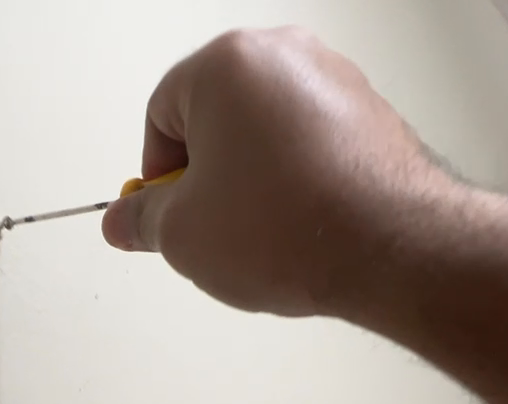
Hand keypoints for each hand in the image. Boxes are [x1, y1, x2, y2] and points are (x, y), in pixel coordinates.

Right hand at [102, 27, 455, 318]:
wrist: (387, 246)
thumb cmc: (275, 230)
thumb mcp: (182, 235)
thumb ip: (141, 222)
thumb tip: (120, 221)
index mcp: (225, 64)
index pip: (160, 115)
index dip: (157, 177)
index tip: (173, 221)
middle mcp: (283, 53)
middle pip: (213, 119)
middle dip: (203, 177)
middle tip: (213, 232)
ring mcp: (333, 78)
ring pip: (261, 134)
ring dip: (246, 182)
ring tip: (261, 235)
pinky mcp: (368, 112)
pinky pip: (305, 144)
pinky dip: (290, 181)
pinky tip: (299, 226)